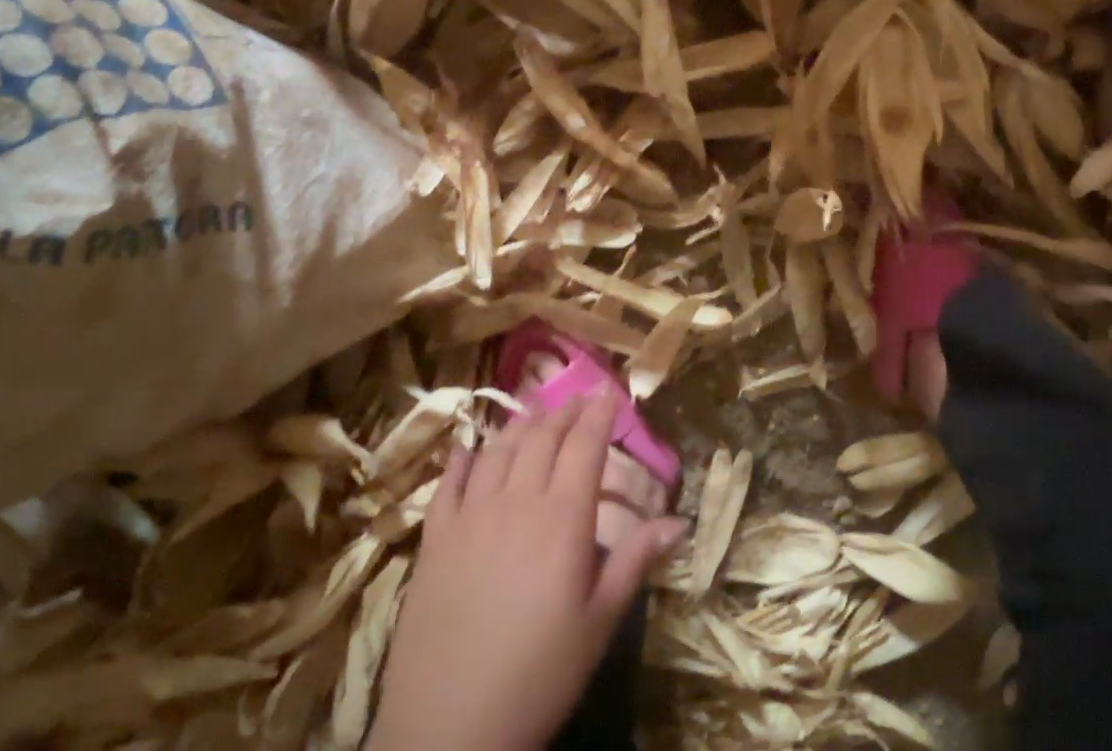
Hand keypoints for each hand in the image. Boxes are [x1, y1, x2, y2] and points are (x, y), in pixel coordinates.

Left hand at [367, 394, 685, 750]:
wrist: (449, 723)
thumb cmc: (541, 673)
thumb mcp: (600, 621)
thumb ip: (635, 561)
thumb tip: (678, 520)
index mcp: (561, 519)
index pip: (583, 447)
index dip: (598, 415)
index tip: (610, 392)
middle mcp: (514, 503)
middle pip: (541, 438)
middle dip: (564, 412)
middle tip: (580, 398)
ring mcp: (468, 517)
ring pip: (497, 451)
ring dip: (521, 425)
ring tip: (536, 413)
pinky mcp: (433, 539)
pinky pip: (448, 482)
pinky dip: (463, 457)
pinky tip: (469, 447)